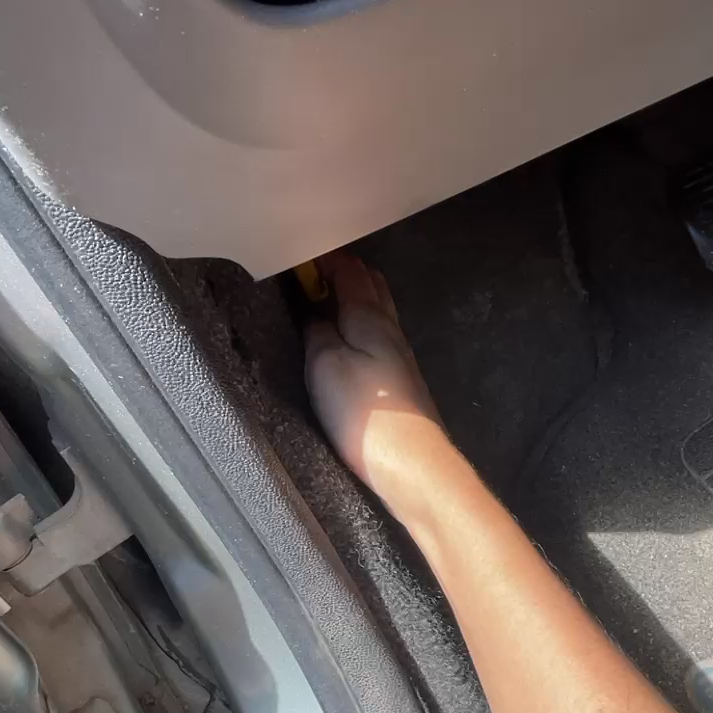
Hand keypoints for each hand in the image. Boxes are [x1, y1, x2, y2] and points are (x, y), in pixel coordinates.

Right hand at [304, 252, 461, 516]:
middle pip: (371, 285)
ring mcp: (399, 355)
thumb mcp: (325, 364)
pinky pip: (379, 335)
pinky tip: (351, 335)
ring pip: (378, 309)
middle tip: (315, 270)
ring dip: (356, 295)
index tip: (302, 251)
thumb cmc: (362, 412)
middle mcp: (390, 328)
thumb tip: (314, 312)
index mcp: (370, 316)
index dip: (327, 258)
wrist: (410, 461)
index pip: (349, 271)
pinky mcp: (401, 381)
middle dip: (345, 271)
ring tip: (328, 296)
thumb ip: (318, 331)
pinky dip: (362, 322)